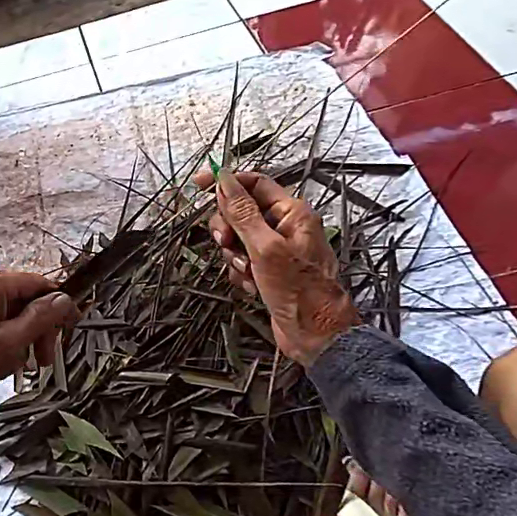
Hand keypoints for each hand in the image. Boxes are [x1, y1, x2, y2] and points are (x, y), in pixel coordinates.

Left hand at [0, 271, 78, 494]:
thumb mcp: (11, 344)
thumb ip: (42, 318)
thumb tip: (64, 300)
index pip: (39, 283)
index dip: (59, 305)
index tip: (72, 326)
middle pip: (26, 299)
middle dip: (41, 327)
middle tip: (44, 357)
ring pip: (12, 316)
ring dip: (25, 339)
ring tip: (23, 365)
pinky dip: (7, 344)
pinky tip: (4, 365)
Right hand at [195, 169, 357, 365]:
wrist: (315, 335)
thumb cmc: (301, 292)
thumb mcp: (265, 247)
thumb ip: (242, 212)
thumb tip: (225, 180)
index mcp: (291, 213)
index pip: (254, 184)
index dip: (227, 182)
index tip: (201, 182)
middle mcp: (285, 227)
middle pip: (240, 211)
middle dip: (228, 228)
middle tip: (227, 242)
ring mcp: (276, 250)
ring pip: (237, 238)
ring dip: (234, 256)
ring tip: (247, 271)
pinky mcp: (268, 270)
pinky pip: (240, 261)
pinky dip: (240, 273)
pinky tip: (251, 285)